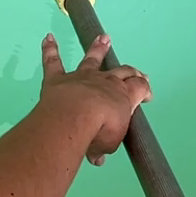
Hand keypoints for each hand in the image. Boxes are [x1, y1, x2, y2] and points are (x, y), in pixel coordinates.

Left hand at [39, 33, 151, 165]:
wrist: (74, 119)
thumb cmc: (99, 132)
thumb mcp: (108, 144)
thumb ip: (103, 147)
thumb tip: (97, 158)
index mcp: (124, 96)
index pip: (140, 87)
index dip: (145, 90)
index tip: (147, 95)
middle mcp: (106, 82)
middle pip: (122, 71)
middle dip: (131, 71)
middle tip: (137, 72)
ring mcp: (81, 77)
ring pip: (92, 58)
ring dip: (98, 49)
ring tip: (104, 39)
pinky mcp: (58, 78)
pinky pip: (53, 61)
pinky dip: (50, 49)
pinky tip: (48, 38)